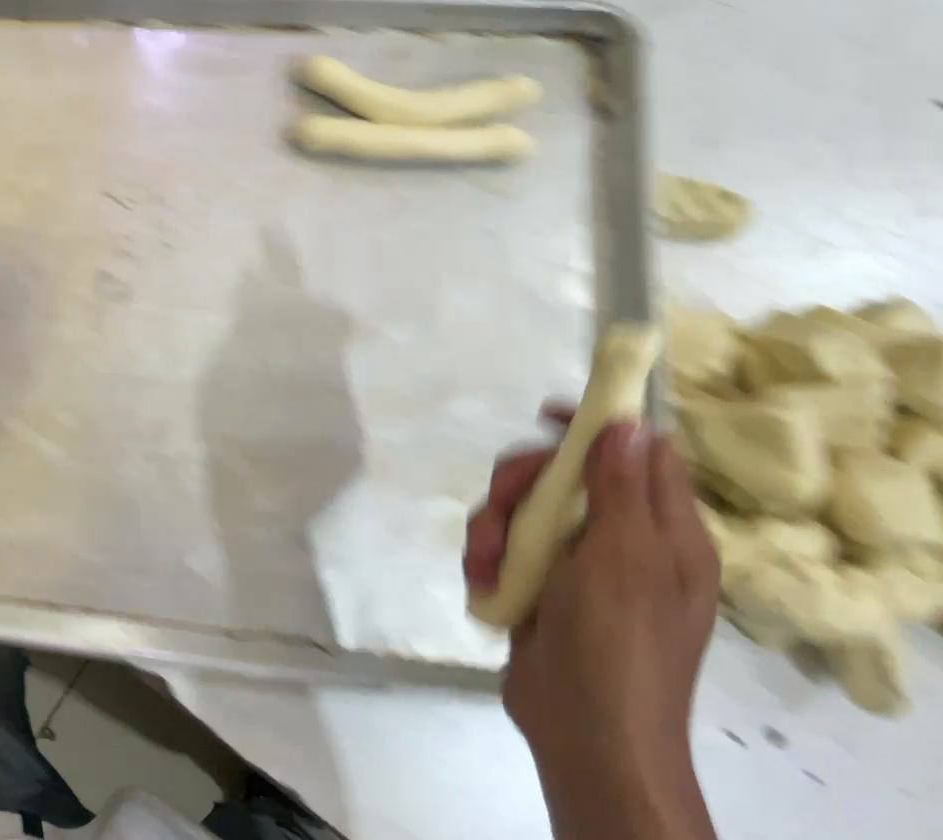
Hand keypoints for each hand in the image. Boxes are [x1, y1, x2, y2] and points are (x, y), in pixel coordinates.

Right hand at [465, 412, 720, 837]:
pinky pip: (503, 550)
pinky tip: (485, 587)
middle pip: (562, 477)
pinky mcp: (539, 589)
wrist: (585, 733)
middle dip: (521, 486)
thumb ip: (623, 488)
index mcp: (663, 531)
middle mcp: (622, 542)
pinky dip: (488, 562)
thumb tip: (628, 422)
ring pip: (522, 512)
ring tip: (487, 565)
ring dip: (493, 530)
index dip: (598, 426)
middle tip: (502, 504)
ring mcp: (577, 567)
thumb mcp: (623, 558)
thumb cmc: (616, 644)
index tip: (546, 414)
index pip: (639, 453)